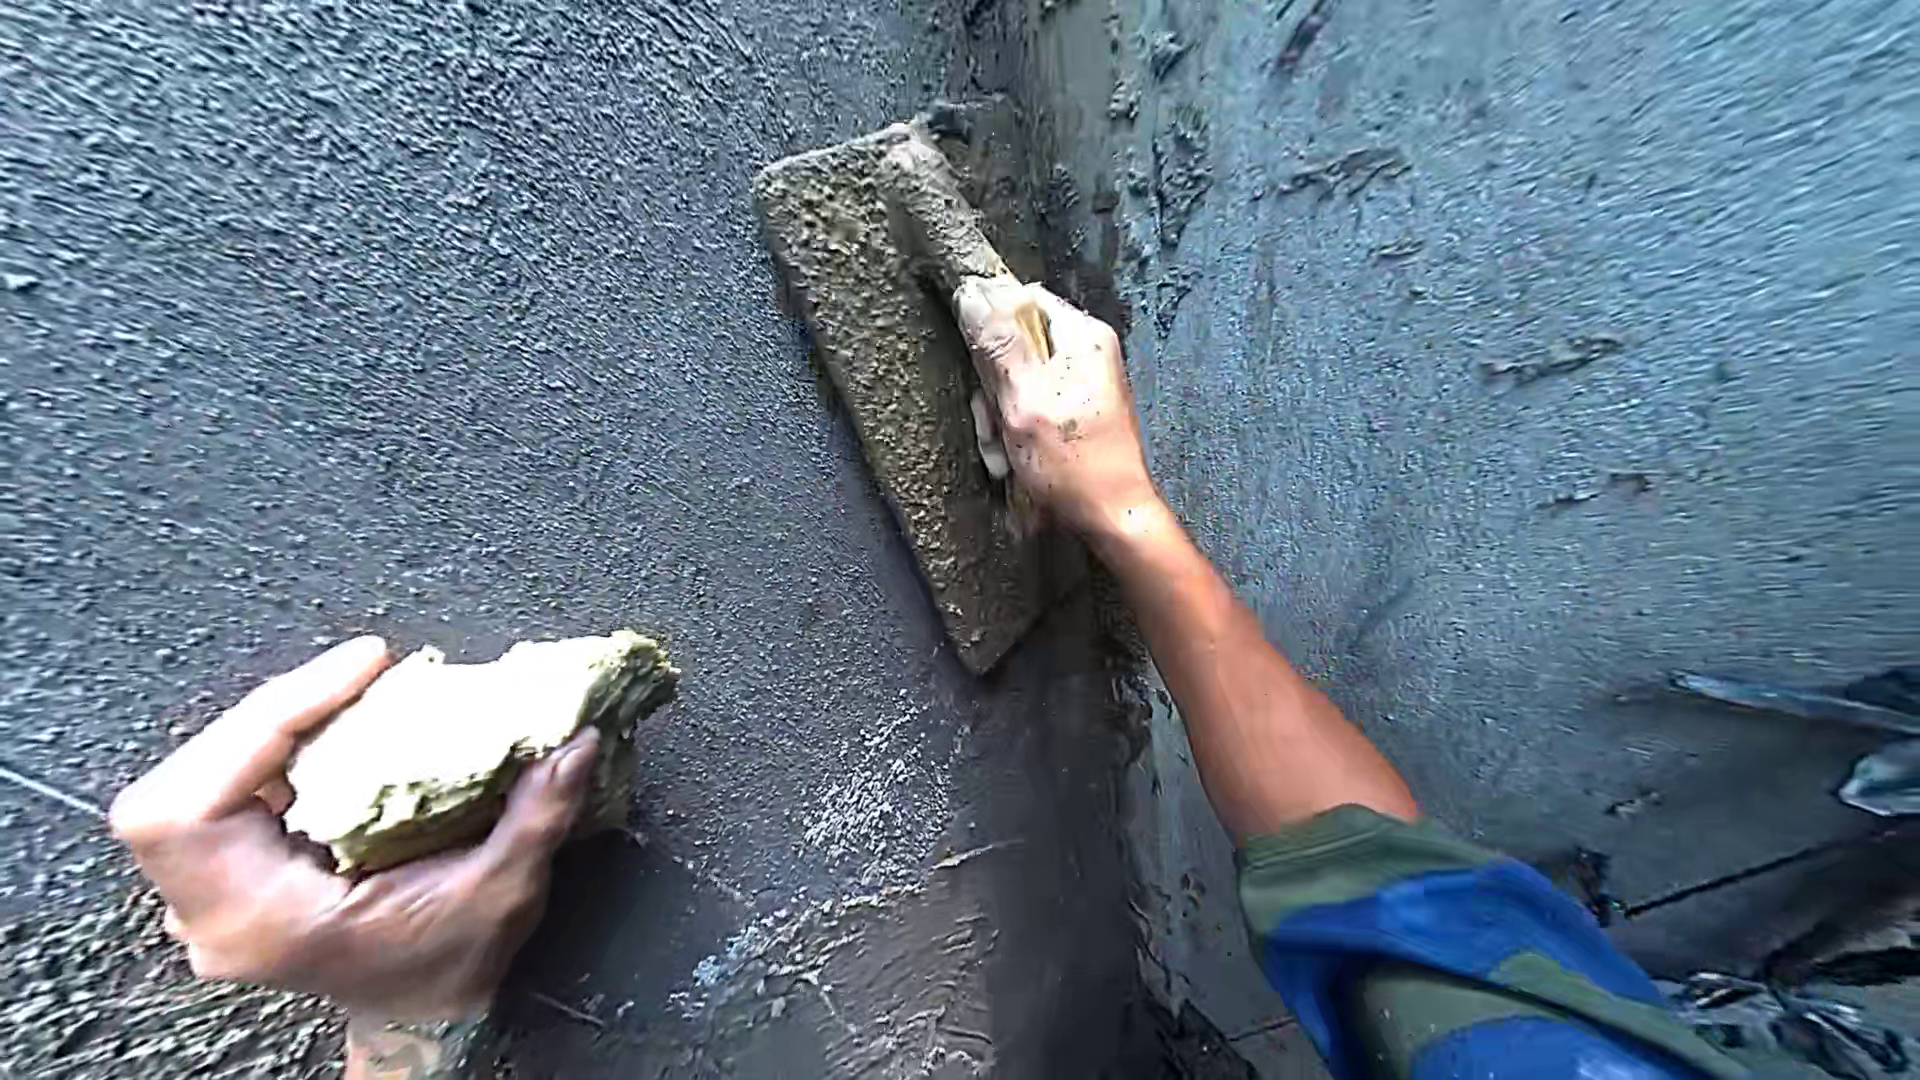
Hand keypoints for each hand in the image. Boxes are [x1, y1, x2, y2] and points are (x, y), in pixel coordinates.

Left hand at [110, 636, 597, 1024]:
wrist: (425, 1006)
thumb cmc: (456, 961)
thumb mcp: (509, 888)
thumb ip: (542, 814)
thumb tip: (576, 739)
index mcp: (265, 916)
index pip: (188, 812)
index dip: (265, 723)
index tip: (364, 671)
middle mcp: (223, 903)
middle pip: (185, 785)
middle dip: (277, 709)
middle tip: (368, 665)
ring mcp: (230, 885)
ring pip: (211, 780)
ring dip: (284, 718)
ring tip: (364, 681)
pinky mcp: (260, 863)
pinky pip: (247, 786)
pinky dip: (294, 739)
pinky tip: (354, 718)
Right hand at [955, 278, 1160, 537]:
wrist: (1109, 516)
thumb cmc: (1076, 465)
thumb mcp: (1026, 402)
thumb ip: (999, 347)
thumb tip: (971, 293)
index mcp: (1081, 337)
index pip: (1021, 299)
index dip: (988, 325)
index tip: (975, 362)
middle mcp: (1081, 354)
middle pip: (1012, 347)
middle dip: (992, 390)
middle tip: (994, 425)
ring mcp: (1075, 385)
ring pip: (1012, 384)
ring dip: (998, 420)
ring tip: (1006, 453)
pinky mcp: (1068, 412)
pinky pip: (1025, 409)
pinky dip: (1012, 433)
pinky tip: (1015, 458)